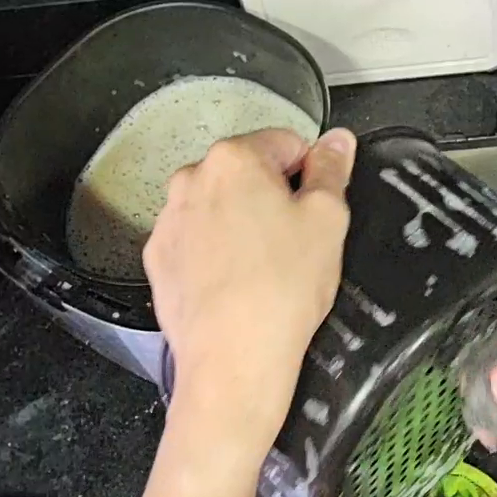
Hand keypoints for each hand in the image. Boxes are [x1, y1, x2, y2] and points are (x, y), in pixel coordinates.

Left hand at [144, 127, 355, 461]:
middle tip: (295, 243)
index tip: (317, 209)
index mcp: (235, 159)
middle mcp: (191, 179)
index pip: (286, 143)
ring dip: (243, 224)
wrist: (233, 357)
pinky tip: (237, 284)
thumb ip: (332, 169)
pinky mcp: (159, 260)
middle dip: (273, 198)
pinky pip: (197, 241)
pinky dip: (217, 253)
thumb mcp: (328, 219)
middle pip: (247, 173)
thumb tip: (337, 139)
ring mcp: (169, 221)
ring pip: (220, 208)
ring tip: (265, 268)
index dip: (310, 174)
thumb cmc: (284, 286)